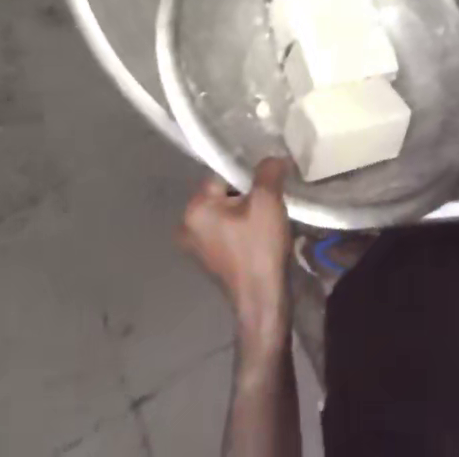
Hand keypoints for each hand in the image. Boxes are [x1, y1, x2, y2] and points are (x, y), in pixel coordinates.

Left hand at [179, 157, 292, 350]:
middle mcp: (186, 225)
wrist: (262, 300)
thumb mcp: (268, 200)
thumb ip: (268, 170)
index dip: (248, 173)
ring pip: (226, 209)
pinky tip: (261, 232)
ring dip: (247, 208)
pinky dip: (242, 225)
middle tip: (271, 197)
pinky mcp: (208, 258)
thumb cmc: (260, 247)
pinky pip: (226, 228)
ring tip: (269, 214)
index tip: (269, 179)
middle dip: (247, 191)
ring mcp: (195, 245)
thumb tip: (272, 158)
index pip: (221, 173)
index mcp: (194, 209)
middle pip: (223, 191)